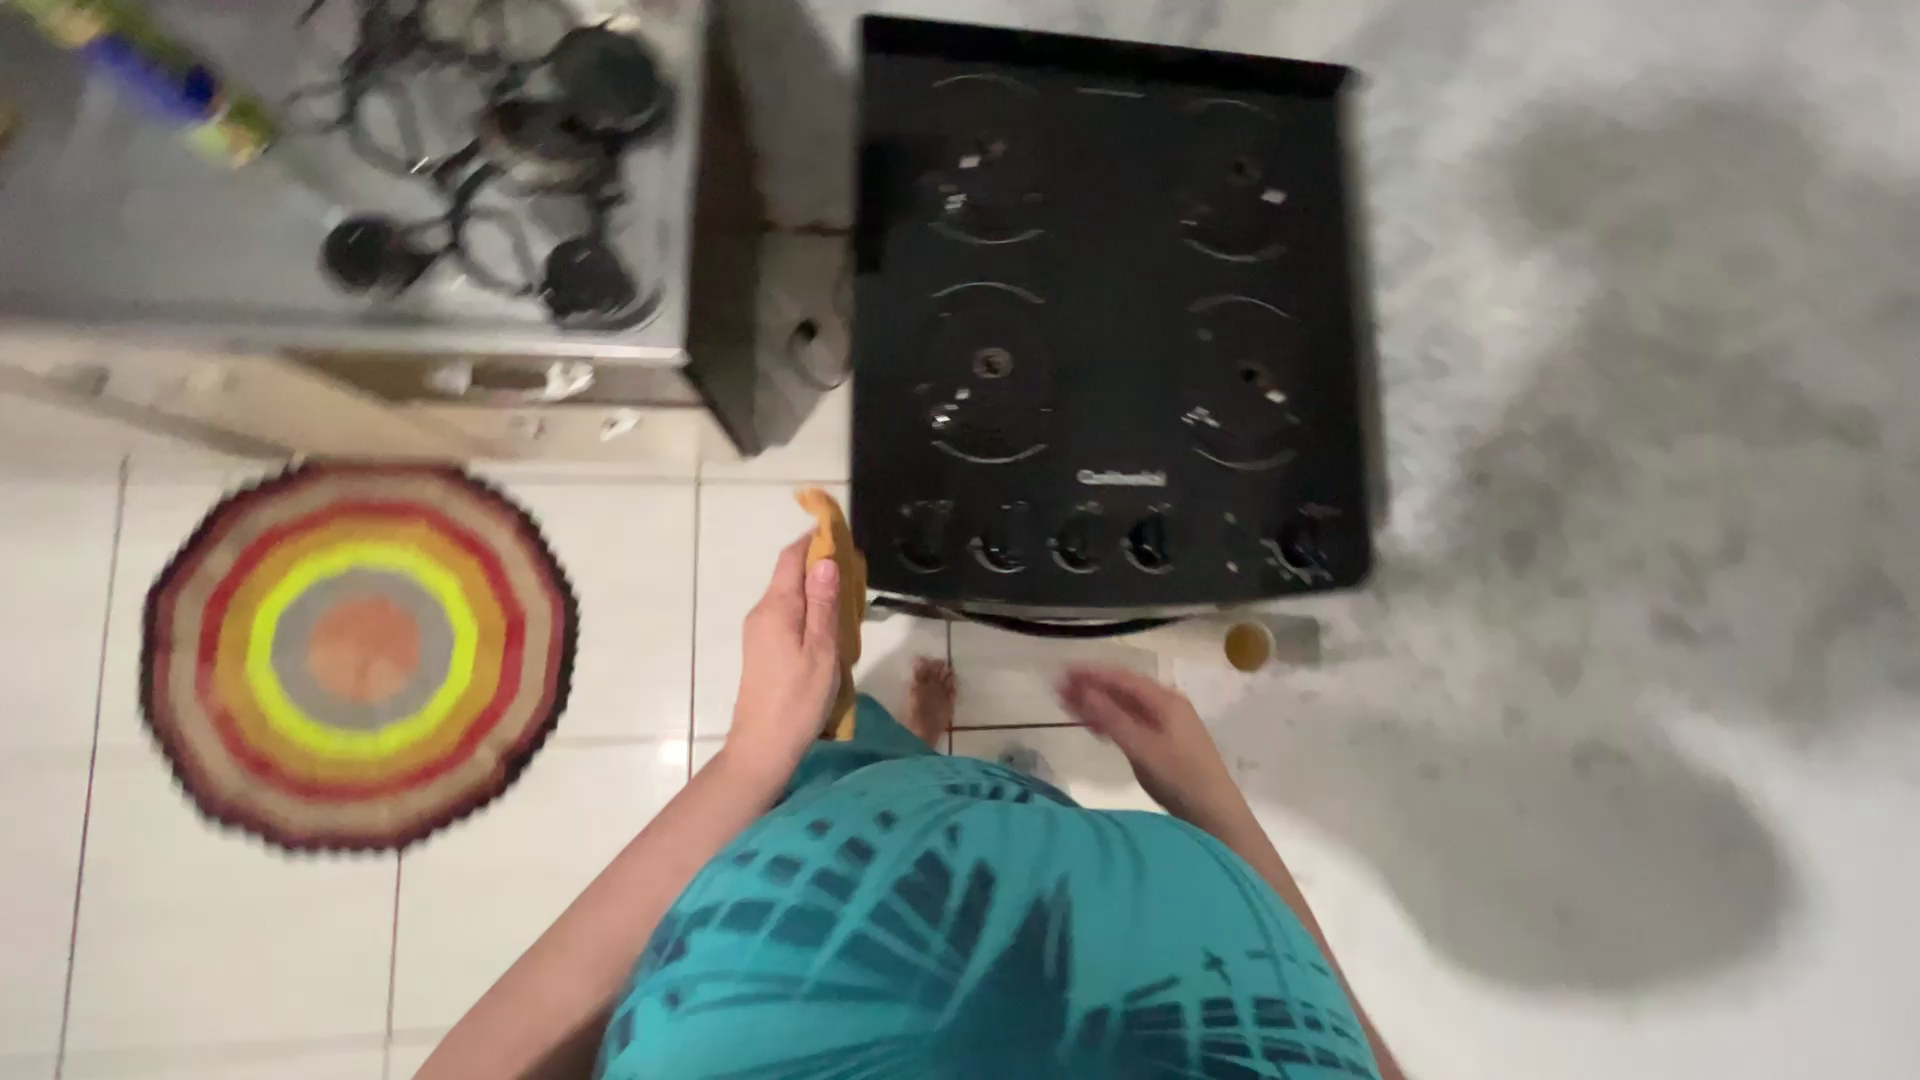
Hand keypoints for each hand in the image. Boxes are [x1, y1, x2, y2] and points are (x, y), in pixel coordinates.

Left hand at [722, 534, 841, 782]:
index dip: (815, 539)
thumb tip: (826, 560)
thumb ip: (823, 604)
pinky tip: (831, 623)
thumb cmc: (797, 700)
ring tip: (851, 595)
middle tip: (857, 567)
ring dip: (817, 586)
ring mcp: (760, 630)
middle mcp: (762, 612)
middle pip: (789, 573)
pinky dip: (810, 607)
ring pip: (790, 594)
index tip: (843, 532)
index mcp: (776, 608)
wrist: (763, 747)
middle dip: (820, 562)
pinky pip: (788, 613)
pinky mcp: (763, 647)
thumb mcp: (820, 650)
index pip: (792, 557)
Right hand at [1057, 666, 1247, 829]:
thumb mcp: (1142, 748)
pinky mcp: (1161, 743)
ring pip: (1123, 707)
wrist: (1215, 816)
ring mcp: (1164, 725)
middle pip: (1121, 690)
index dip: (1091, 673)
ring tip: (1066, 704)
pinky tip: (1091, 725)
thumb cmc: (1181, 778)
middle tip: (1058, 688)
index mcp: (1165, 700)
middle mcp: (1165, 706)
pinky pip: (1129, 723)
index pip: (1121, 678)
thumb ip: (1111, 718)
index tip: (1063, 672)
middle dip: (1090, 687)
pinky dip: (1108, 721)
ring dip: (1096, 704)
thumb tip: (1083, 690)